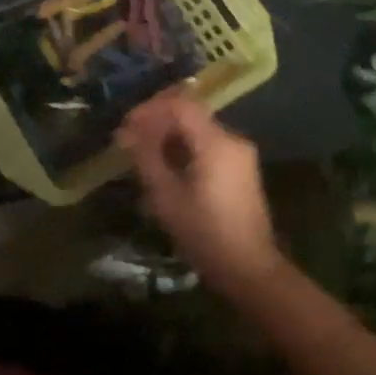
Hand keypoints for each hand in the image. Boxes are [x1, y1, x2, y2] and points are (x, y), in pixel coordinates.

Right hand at [120, 92, 282, 299]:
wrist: (249, 269)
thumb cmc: (205, 232)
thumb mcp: (167, 196)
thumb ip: (146, 157)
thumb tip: (126, 131)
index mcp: (217, 142)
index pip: (180, 105)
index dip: (149, 109)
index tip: (126, 125)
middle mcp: (232, 140)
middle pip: (190, 114)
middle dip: (157, 121)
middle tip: (130, 139)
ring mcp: (240, 154)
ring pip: (198, 129)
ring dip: (169, 135)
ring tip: (143, 154)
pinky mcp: (241, 169)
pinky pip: (208, 145)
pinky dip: (184, 148)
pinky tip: (166, 167)